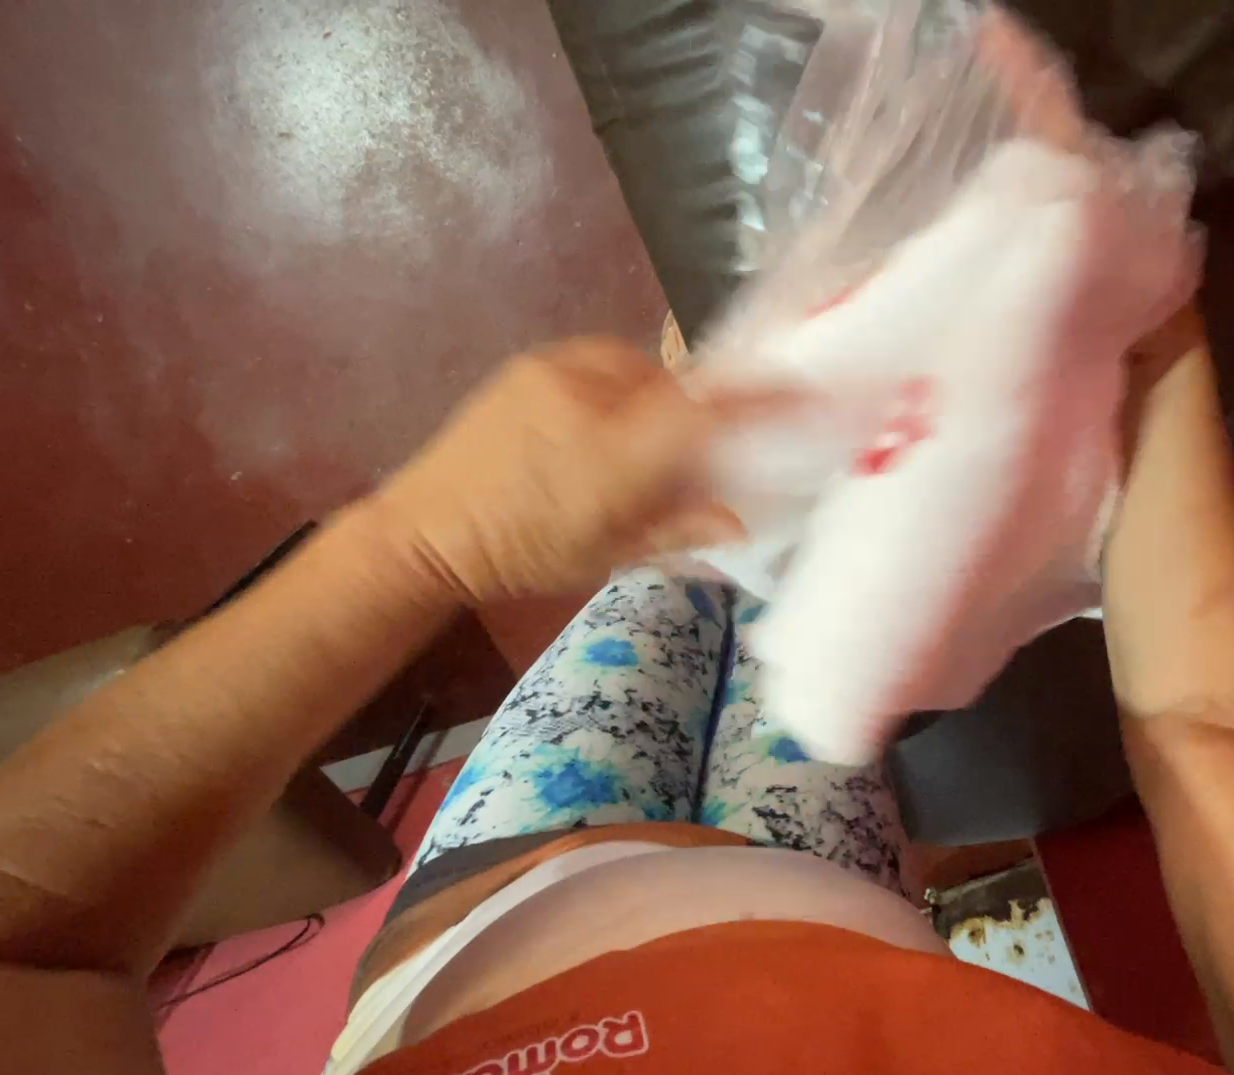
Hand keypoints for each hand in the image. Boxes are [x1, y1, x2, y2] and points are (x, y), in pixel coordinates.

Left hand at [376, 337, 748, 601]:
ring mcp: (558, 371)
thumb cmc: (525, 554)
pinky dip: (624, 389)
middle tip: (692, 458)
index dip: (763, 398)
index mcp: (612, 457)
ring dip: (660, 404)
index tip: (806, 391)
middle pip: (681, 389)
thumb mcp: (610, 554)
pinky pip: (608, 363)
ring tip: (635, 446)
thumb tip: (743, 521)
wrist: (427, 529)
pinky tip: (601, 425)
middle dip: (701, 418)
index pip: (705, 413)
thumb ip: (681, 529)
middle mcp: (590, 398)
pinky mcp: (535, 361)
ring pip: (646, 373)